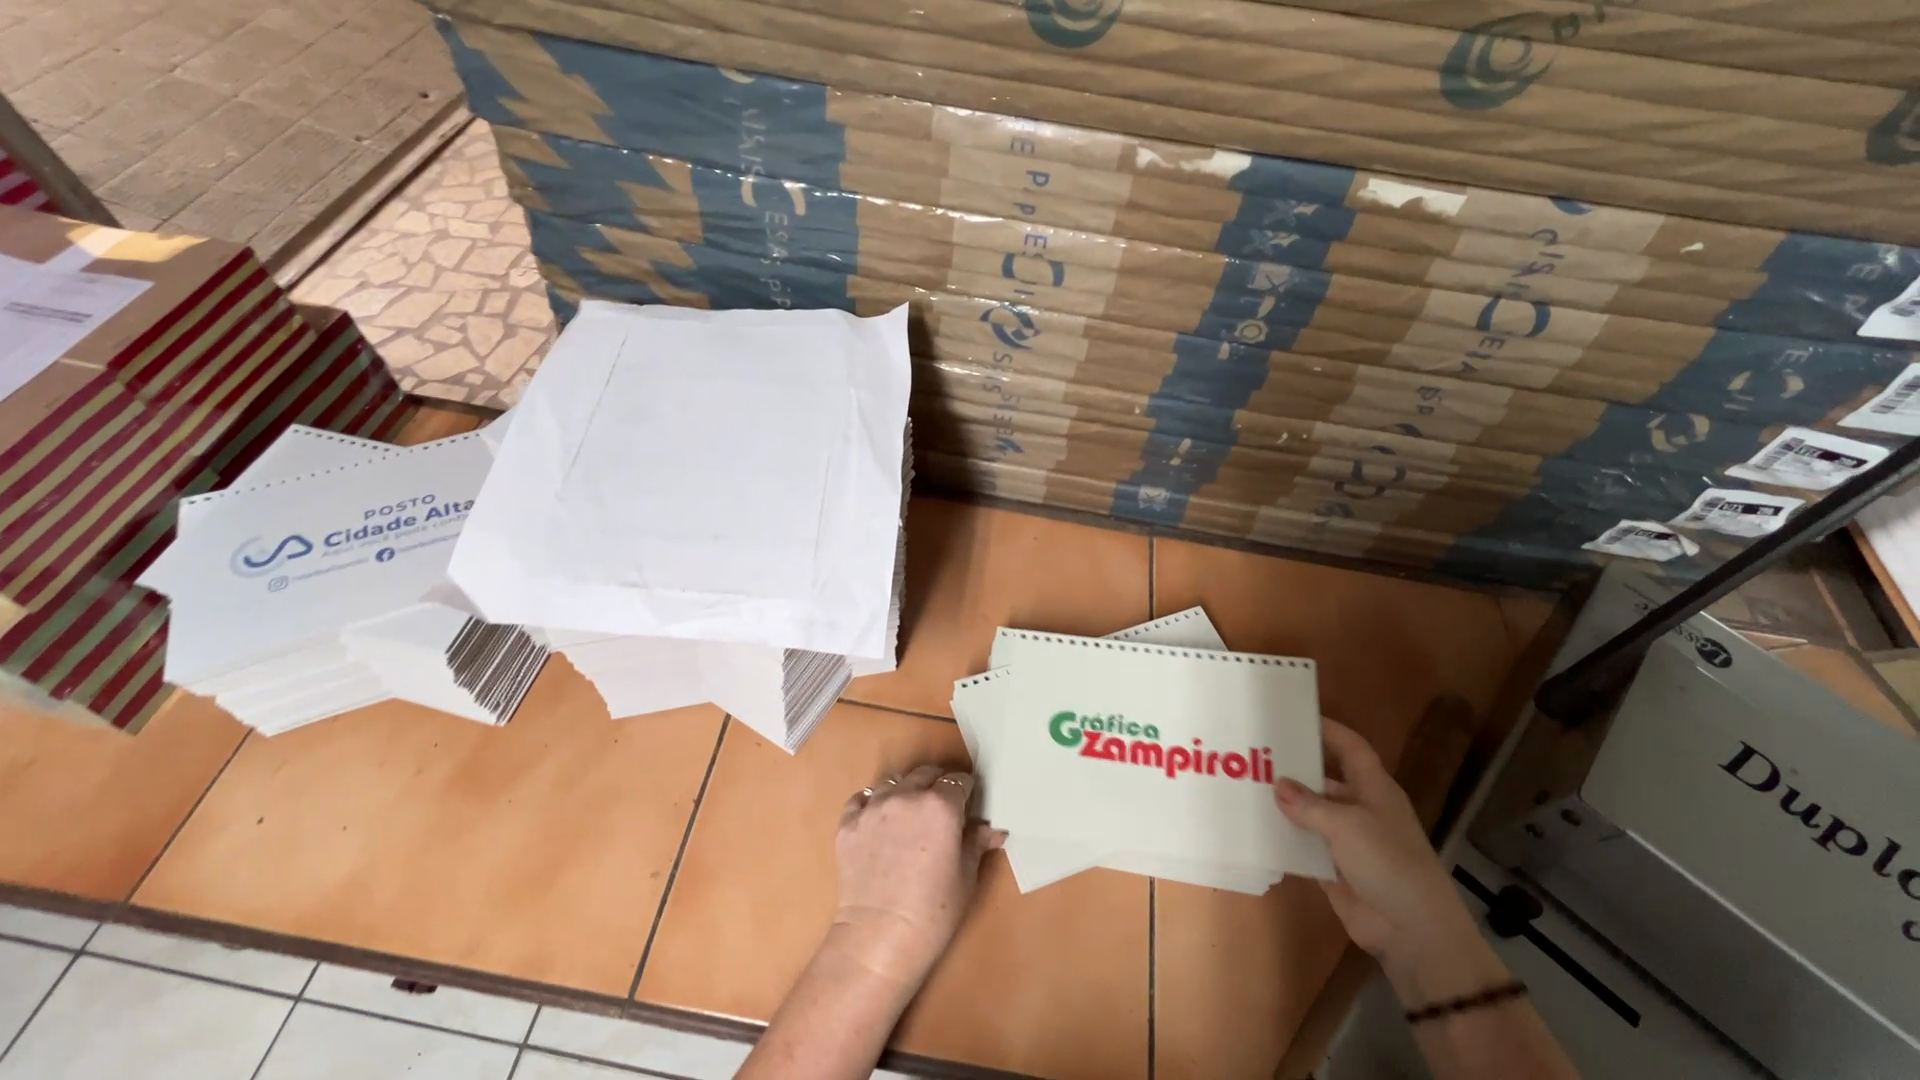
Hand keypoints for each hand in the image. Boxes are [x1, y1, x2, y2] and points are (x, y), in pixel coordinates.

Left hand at [830, 764, 1005, 986]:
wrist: (880, 936)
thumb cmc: (934, 910)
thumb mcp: (966, 877)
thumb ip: (976, 843)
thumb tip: (994, 830)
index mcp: (941, 806)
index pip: (958, 781)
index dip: (966, 790)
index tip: (967, 803)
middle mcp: (906, 797)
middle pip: (925, 775)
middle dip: (936, 784)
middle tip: (940, 806)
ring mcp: (873, 808)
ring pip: (892, 782)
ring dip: (905, 791)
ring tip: (908, 813)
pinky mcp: (848, 824)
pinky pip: (861, 799)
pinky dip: (872, 803)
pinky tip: (877, 821)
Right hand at [1273, 719, 1482, 979]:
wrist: (1411, 928)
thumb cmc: (1388, 862)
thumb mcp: (1347, 825)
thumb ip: (1309, 804)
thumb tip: (1277, 785)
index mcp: (1374, 790)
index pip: (1351, 749)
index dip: (1329, 731)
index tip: (1296, 717)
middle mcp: (1360, 810)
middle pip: (1323, 781)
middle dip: (1293, 770)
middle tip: (1253, 755)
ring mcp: (1346, 841)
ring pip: (1309, 814)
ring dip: (1282, 806)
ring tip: (1242, 789)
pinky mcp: (1332, 869)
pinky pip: (1302, 846)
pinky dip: (1281, 839)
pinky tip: (1252, 830)